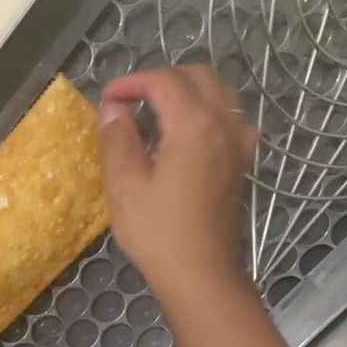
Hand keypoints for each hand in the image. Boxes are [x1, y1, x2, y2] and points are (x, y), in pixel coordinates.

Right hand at [97, 65, 257, 299]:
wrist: (200, 270)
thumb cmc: (157, 232)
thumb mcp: (125, 187)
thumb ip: (119, 142)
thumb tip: (112, 110)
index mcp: (194, 125)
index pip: (164, 82)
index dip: (132, 82)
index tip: (106, 99)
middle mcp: (224, 122)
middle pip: (196, 77)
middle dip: (160, 80)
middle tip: (128, 102)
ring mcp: (238, 140)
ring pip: (217, 92)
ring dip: (184, 92)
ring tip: (152, 115)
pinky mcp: (240, 159)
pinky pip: (227, 116)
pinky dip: (203, 111)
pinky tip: (182, 135)